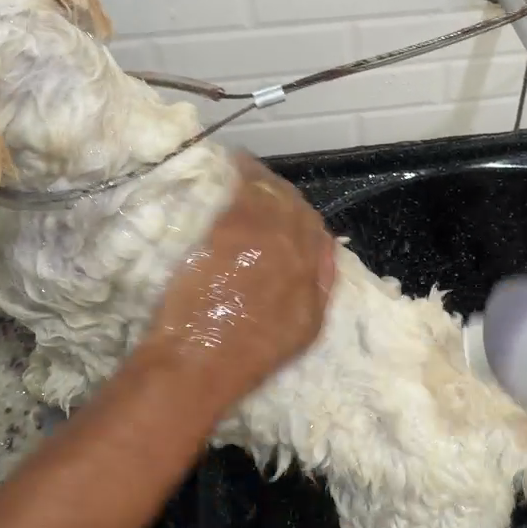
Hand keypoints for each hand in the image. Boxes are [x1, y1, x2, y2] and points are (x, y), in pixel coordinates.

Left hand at [144, 152, 336, 401]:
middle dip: (281, 194)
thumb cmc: (252, 353)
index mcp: (310, 265)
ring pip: (267, 190)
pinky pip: (238, 188)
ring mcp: (256, 231)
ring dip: (261, 179)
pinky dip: (239, 172)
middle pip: (291, 202)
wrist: (200, 361)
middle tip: (264, 191)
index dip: (300, 216)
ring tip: (247, 171)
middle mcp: (289, 241)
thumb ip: (322, 282)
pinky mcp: (223, 227)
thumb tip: (326, 245)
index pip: (313, 224)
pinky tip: (232, 166)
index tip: (285, 215)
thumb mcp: (307, 327)